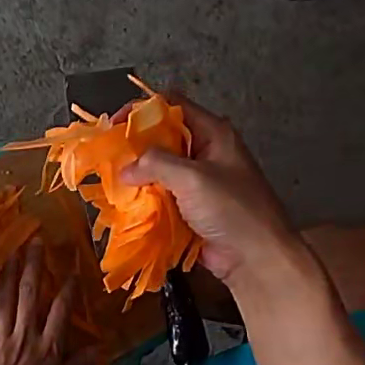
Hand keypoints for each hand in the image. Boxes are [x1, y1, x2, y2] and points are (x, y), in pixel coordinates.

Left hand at [0, 244, 79, 364]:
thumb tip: (97, 349)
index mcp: (48, 350)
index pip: (61, 310)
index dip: (67, 287)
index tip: (72, 269)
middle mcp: (25, 338)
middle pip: (30, 294)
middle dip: (34, 265)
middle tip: (35, 242)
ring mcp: (0, 341)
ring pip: (5, 300)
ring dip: (8, 274)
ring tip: (10, 253)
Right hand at [118, 97, 305, 293]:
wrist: (255, 257)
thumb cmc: (232, 210)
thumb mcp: (193, 178)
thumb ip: (156, 164)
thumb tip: (125, 169)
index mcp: (213, 134)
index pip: (173, 106)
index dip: (142, 110)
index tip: (114, 125)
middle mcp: (205, 153)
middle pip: (163, 138)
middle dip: (135, 146)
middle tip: (109, 157)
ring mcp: (198, 182)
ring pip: (160, 170)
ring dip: (138, 176)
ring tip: (112, 182)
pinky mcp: (191, 209)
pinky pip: (162, 197)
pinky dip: (145, 199)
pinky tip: (126, 204)